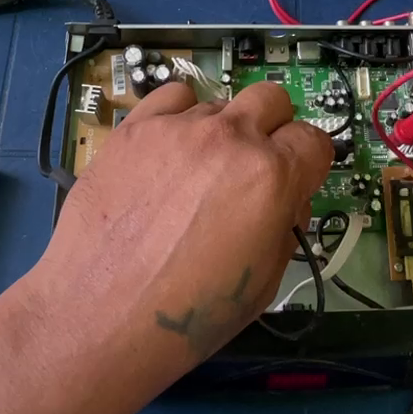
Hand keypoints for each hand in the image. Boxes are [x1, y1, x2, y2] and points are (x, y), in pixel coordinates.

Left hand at [32, 80, 332, 376]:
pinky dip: (178, 116)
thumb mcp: (265, 283)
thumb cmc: (187, 314)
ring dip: (220, 131)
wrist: (98, 316)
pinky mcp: (136, 127)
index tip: (296, 177)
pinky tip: (166, 149)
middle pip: (272, 99)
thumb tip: (287, 197)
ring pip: (220, 104)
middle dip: (272, 128)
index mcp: (272, 177)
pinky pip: (172, 96)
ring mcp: (180, 127)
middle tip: (251, 165)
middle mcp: (231, 138)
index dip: (308, 162)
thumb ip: (287, 225)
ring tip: (193, 173)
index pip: (314, 139)